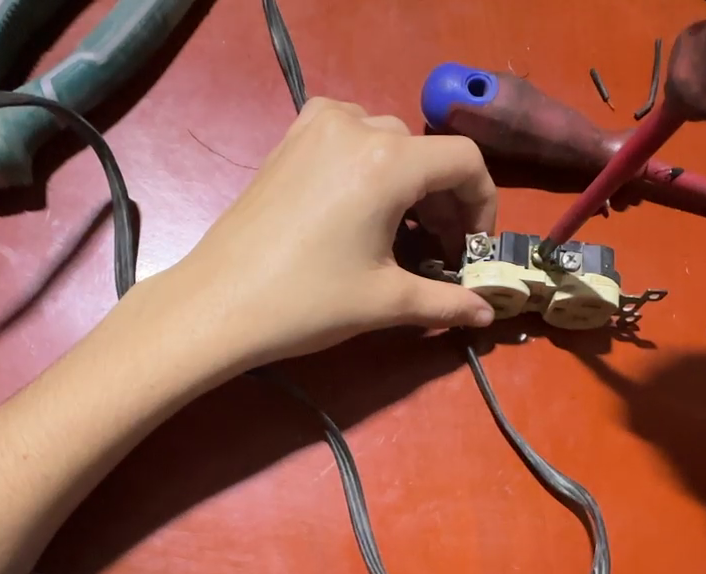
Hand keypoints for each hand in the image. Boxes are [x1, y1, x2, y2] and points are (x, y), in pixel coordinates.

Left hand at [152, 98, 498, 373]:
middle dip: (444, 202)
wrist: (220, 304)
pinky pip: (351, 135)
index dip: (482, 204)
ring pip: (390, 141)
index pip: (464, 161)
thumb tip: (486, 314)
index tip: (472, 248)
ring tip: (402, 233)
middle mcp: (356, 126)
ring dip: (410, 184)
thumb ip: (445, 302)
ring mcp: (318, 126)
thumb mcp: (385, 302)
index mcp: (387, 162)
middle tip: (439, 253)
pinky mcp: (292, 139)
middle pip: (427, 153)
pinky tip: (362, 207)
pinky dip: (372, 165)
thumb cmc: (308, 303)